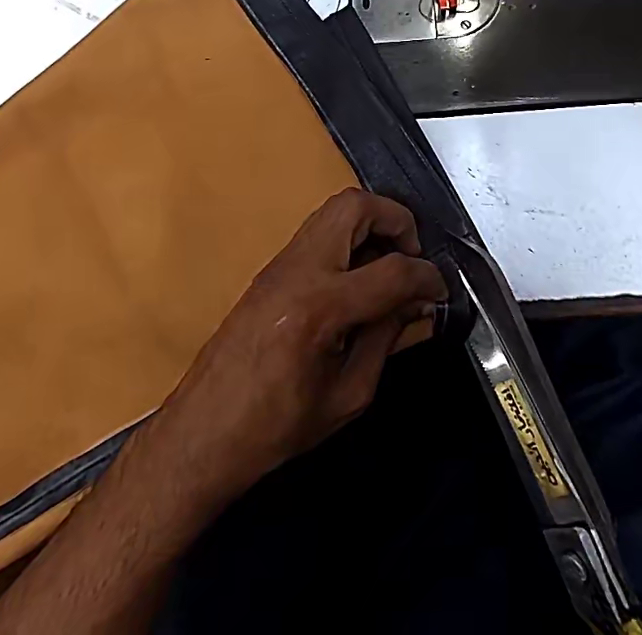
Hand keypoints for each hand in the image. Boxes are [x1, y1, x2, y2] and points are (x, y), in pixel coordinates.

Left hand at [151, 188, 446, 500]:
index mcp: (319, 307)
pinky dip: (349, 240)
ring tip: (389, 266)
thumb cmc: (275, 428)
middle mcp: (298, 271)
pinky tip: (359, 280)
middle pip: (355, 206)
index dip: (428, 277)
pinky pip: (319, 233)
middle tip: (412, 257)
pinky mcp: (269, 271)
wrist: (201, 436)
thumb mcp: (348, 394)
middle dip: (397, 221)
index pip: (392, 270)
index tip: (440, 292)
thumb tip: (415, 304)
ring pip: (334, 210)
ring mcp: (279, 265)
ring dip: (371, 225)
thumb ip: (386, 338)